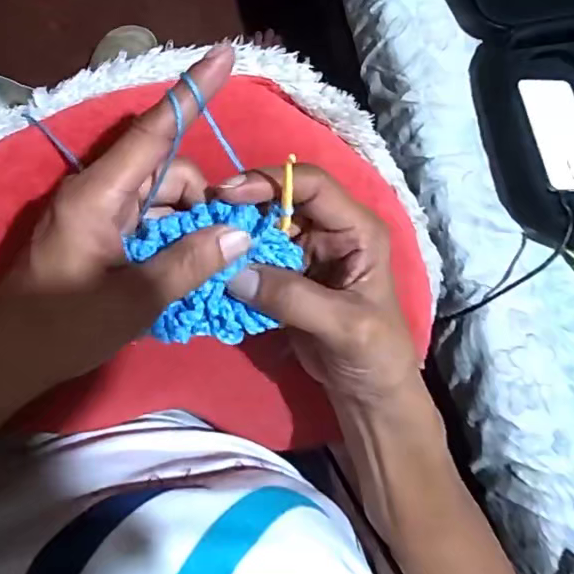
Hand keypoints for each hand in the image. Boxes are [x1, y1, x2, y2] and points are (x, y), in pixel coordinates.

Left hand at [0, 46, 256, 413]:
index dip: (191, 91)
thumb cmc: (62, 329)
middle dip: (198, 196)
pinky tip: (178, 268)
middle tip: (219, 243)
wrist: (3, 360)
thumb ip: (189, 262)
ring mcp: (90, 211)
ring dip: (183, 220)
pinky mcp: (89, 233)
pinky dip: (164, 234)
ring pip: (154, 195)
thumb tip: (237, 231)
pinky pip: (139, 217)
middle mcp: (94, 191)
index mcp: (98, 195)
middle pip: (163, 168)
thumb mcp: (134, 300)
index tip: (222, 54)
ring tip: (196, 266)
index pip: (154, 130)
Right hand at [217, 163, 419, 406]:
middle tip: (202, 213)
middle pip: (279, 199)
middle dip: (241, 202)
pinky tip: (207, 262)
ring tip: (199, 237)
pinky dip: (230, 256)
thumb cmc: (374, 354)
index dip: (271, 182)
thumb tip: (234, 273)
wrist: (368, 391)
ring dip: (231, 229)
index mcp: (356, 229)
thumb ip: (293, 297)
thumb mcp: (344, 326)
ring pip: (260, 224)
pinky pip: (251, 254)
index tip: (228, 193)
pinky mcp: (282, 273)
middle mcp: (328, 229)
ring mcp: (303, 250)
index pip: (312, 185)